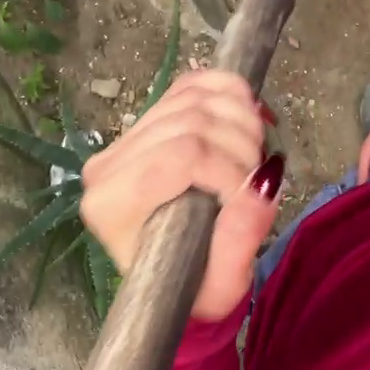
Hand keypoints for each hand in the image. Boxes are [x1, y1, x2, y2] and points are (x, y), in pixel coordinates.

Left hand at [80, 71, 284, 320]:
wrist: (182, 277)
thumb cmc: (196, 286)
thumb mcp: (223, 284)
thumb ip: (239, 241)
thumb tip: (261, 186)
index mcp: (112, 206)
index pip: (182, 155)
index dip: (229, 169)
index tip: (250, 197)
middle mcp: (107, 166)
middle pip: (192, 122)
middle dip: (241, 146)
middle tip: (257, 179)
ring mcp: (126, 138)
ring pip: (194, 99)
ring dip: (241, 120)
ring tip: (253, 158)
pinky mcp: (149, 120)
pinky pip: (191, 83)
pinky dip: (228, 89)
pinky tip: (247, 115)